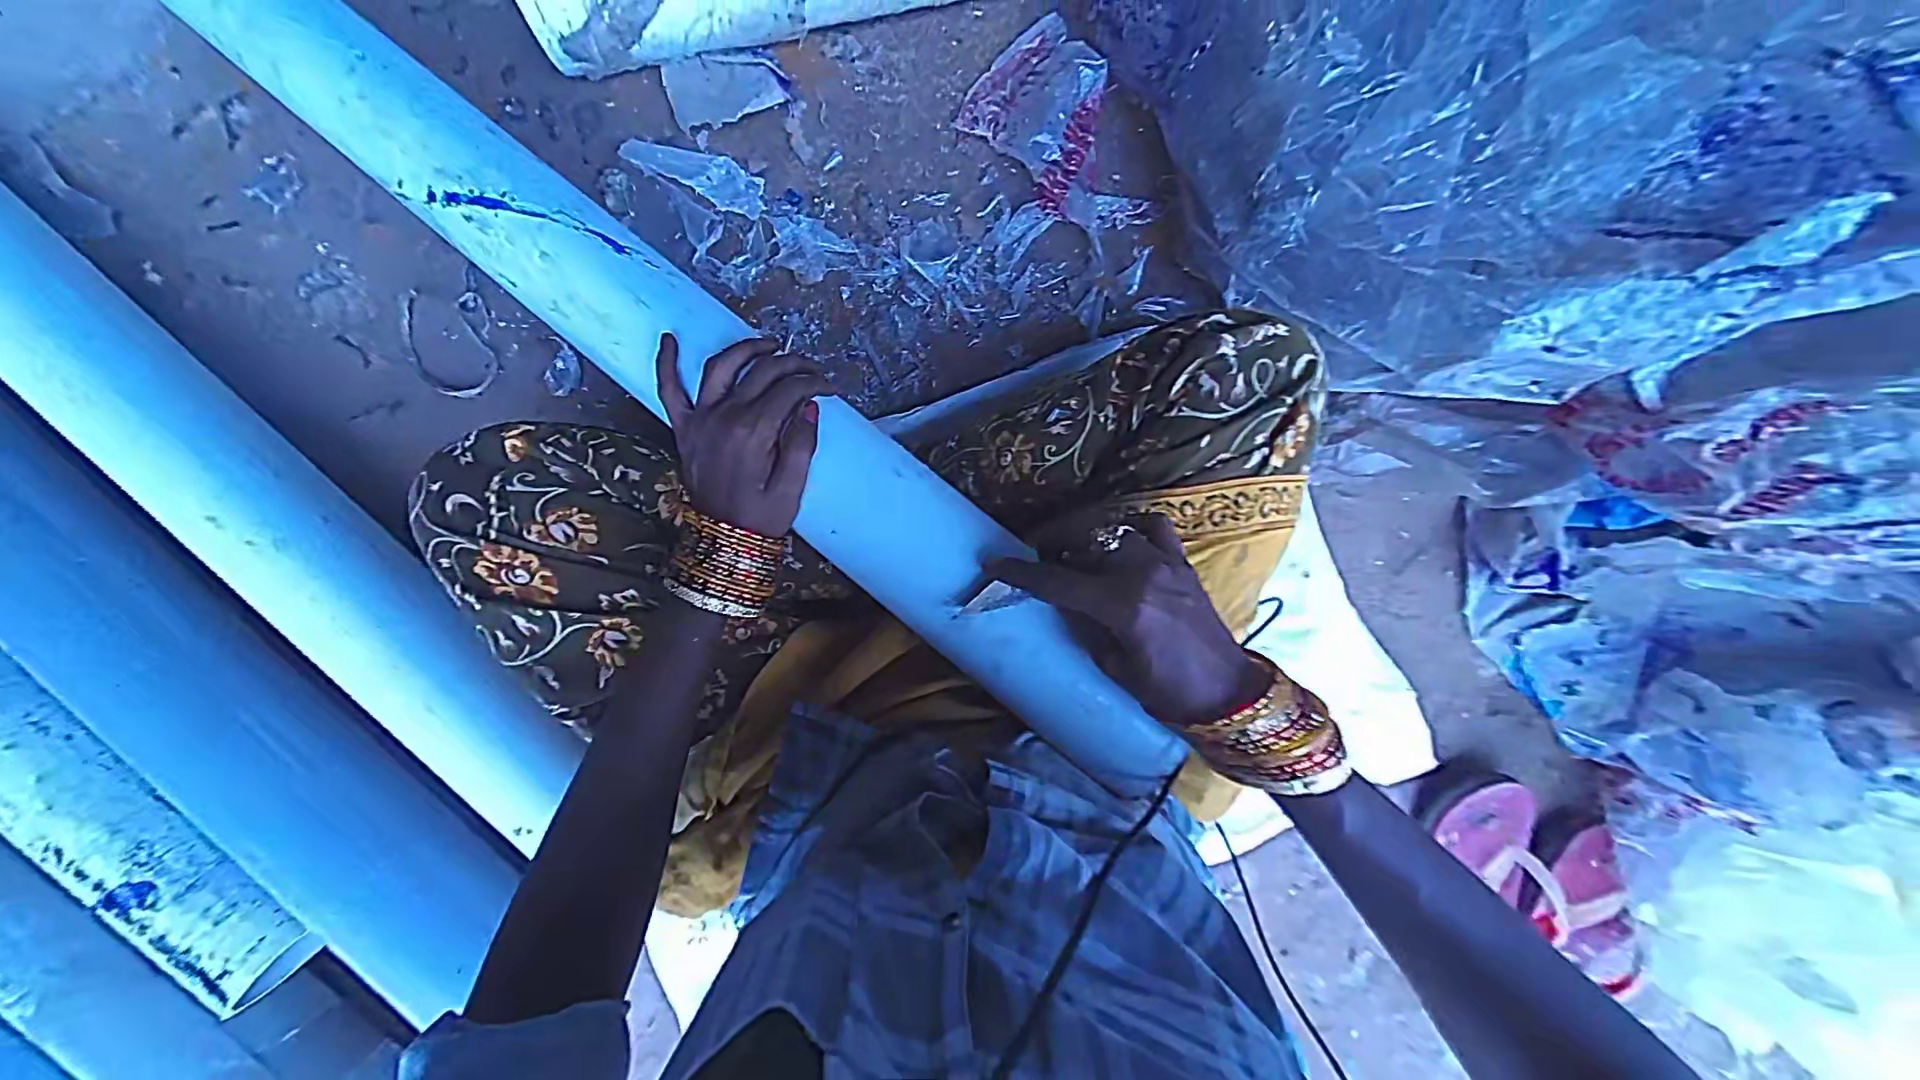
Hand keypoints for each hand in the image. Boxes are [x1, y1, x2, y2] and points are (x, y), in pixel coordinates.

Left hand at [656, 333, 827, 535]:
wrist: (723, 539)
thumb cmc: (761, 517)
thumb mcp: (792, 487)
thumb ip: (801, 444)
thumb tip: (810, 406)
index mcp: (753, 431)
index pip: (789, 390)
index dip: (814, 383)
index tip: (830, 388)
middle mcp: (724, 416)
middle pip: (762, 372)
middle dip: (793, 363)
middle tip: (812, 368)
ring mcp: (700, 419)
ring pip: (721, 366)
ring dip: (747, 349)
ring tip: (769, 344)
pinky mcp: (684, 427)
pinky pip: (669, 389)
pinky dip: (666, 362)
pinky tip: (671, 339)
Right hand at [986, 512, 1268, 728]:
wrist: (1227, 692)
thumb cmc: (1168, 691)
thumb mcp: (1115, 667)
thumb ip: (1087, 628)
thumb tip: (1066, 602)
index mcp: (1121, 606)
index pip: (1057, 580)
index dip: (1021, 571)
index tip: (995, 562)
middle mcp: (1141, 574)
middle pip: (1084, 538)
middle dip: (1052, 540)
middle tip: (1037, 553)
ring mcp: (1165, 563)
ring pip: (1114, 527)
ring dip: (1087, 533)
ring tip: (1074, 548)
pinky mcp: (1182, 563)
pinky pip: (1154, 527)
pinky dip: (1132, 527)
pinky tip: (1123, 540)